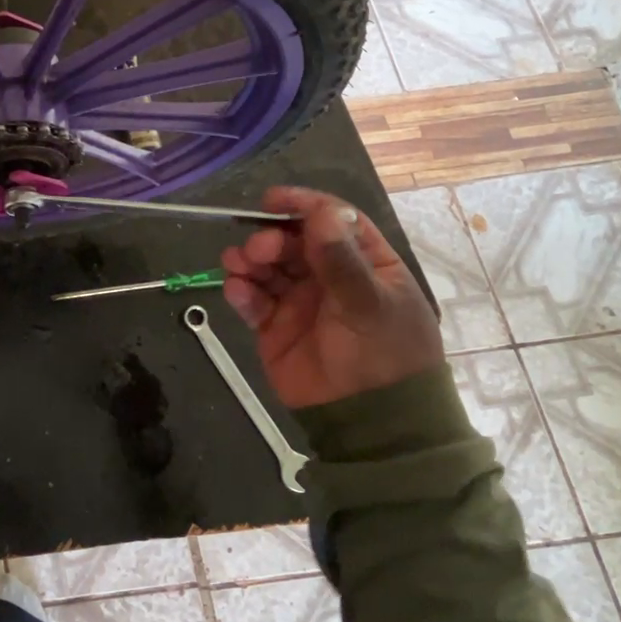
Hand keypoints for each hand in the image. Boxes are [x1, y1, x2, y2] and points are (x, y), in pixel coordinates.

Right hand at [221, 187, 442, 409]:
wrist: (368, 421)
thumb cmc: (382, 355)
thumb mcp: (369, 305)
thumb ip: (340, 260)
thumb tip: (320, 212)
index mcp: (366, 264)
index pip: (333, 221)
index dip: (304, 205)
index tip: (271, 200)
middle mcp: (330, 276)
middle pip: (292, 241)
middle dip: (270, 238)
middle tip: (258, 249)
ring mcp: (299, 301)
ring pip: (266, 266)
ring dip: (249, 260)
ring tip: (239, 266)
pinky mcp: (273, 327)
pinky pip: (251, 299)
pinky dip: (240, 291)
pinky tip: (238, 292)